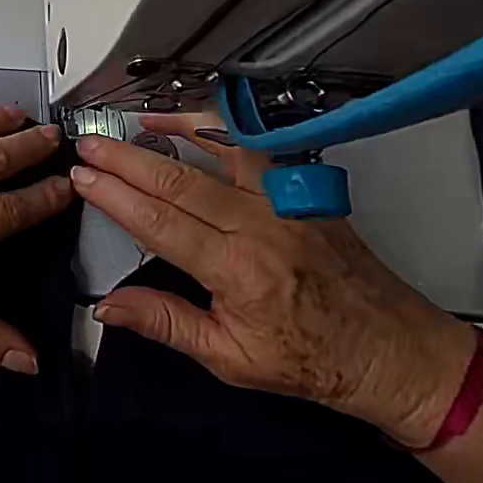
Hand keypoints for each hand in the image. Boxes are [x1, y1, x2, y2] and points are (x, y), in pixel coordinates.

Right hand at [71, 114, 477, 445]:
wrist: (399, 355)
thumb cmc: (317, 360)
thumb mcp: (230, 359)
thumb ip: (164, 323)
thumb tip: (109, 306)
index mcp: (240, 273)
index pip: (159, 223)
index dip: (114, 197)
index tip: (83, 180)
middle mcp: (264, 230)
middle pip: (178, 182)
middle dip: (124, 160)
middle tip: (88, 147)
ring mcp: (287, 205)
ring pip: (220, 154)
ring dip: (171, 133)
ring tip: (132, 122)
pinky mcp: (304, 195)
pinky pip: (255, 151)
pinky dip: (219, 131)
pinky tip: (191, 122)